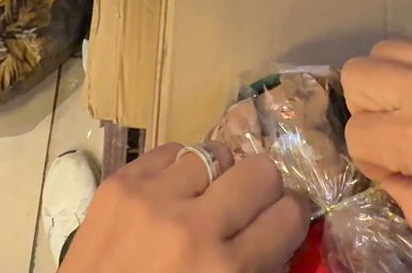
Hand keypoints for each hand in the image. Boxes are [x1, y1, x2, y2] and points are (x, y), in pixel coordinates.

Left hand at [59, 141, 310, 272]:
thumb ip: (253, 270)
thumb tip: (278, 231)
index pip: (288, 216)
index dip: (291, 215)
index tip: (283, 219)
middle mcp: (194, 228)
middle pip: (259, 171)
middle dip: (262, 188)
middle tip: (249, 204)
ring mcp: (153, 198)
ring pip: (215, 152)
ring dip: (218, 175)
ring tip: (207, 194)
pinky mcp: (120, 182)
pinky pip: (171, 150)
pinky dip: (179, 169)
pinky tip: (172, 191)